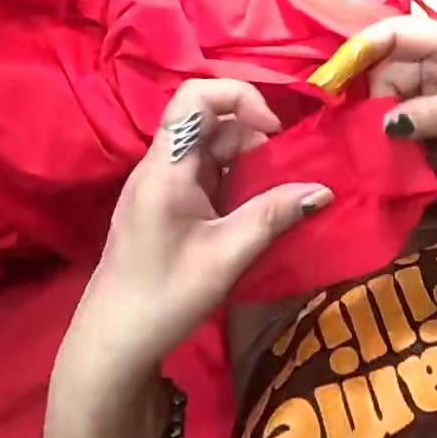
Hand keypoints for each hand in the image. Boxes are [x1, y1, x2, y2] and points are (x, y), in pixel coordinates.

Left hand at [52, 80, 330, 405]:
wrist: (112, 342)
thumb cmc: (163, 298)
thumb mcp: (226, 257)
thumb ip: (273, 217)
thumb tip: (323, 190)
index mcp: (167, 167)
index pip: (195, 97)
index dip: (238, 96)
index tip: (271, 130)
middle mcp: (162, 164)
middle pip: (210, 121)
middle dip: (252, 137)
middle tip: (279, 177)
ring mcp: (163, 182)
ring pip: (211, 146)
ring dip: (246, 162)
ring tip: (269, 197)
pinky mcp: (168, 200)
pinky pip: (206, 171)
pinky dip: (233, 180)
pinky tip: (249, 210)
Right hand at [353, 16, 436, 164]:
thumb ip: (430, 116)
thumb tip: (383, 126)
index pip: (392, 32)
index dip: (360, 49)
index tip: (334, 78)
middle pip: (390, 64)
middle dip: (376, 94)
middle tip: (369, 130)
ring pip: (399, 89)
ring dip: (391, 113)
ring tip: (384, 143)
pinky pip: (415, 106)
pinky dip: (406, 123)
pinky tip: (402, 143)